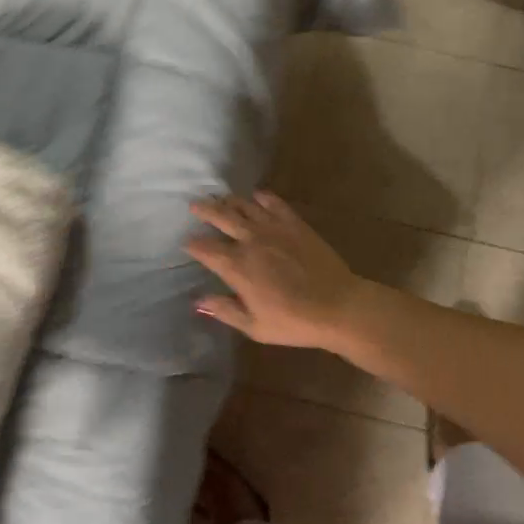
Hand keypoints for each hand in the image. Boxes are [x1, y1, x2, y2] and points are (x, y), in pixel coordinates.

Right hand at [187, 193, 370, 350]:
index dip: (193, 244)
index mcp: (237, 267)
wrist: (337, 306)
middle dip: (205, 210)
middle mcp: (251, 241)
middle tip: (194, 205)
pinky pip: (274, 203)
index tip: (186, 242)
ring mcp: (273, 228)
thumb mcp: (254, 327)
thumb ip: (225, 310)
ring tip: (220, 199)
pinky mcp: (294, 223)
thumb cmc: (293, 321)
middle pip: (221, 217)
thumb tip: (199, 301)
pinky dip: (262, 197)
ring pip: (245, 205)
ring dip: (229, 201)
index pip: (206, 249)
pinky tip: (257, 196)